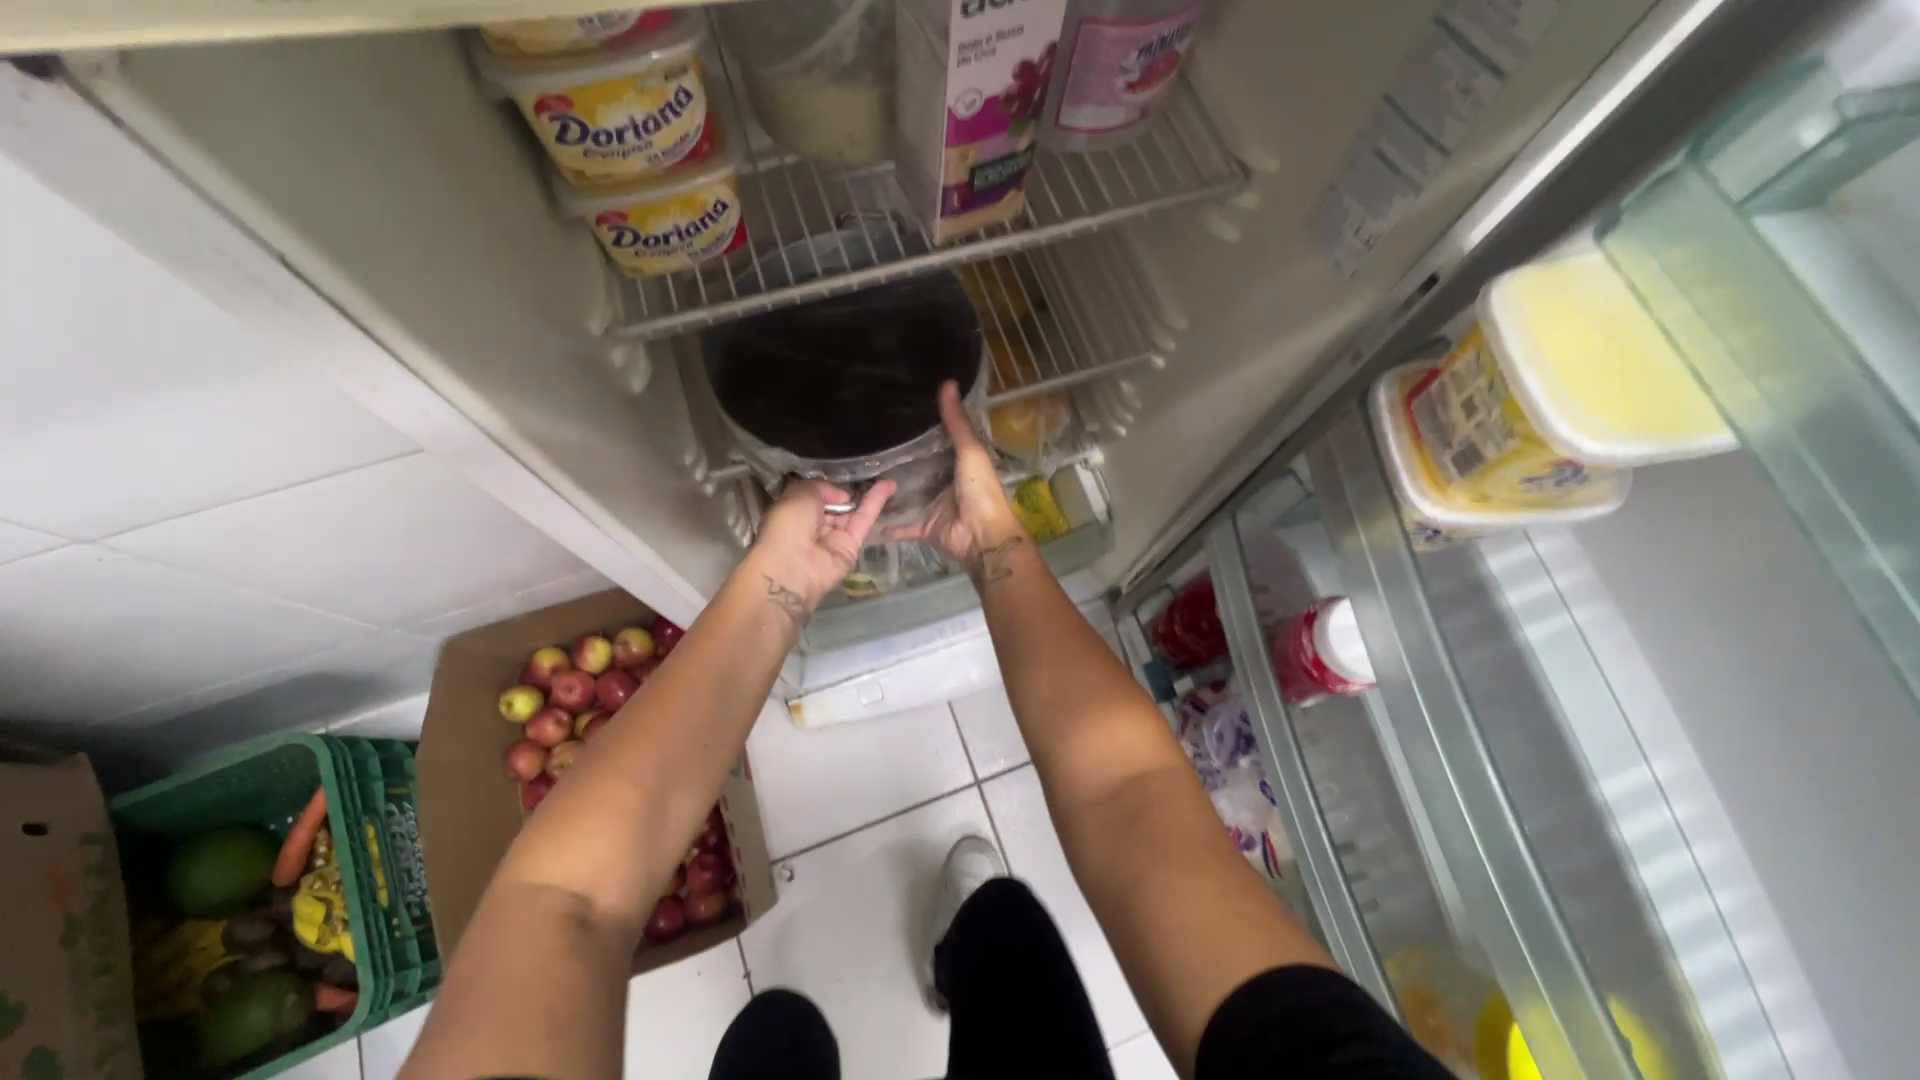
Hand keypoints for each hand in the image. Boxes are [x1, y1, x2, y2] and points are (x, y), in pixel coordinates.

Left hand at [747, 478, 895, 616]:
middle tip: (868, 472)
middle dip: (849, 490)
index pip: (815, 495)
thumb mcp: (800, 493)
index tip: (843, 473)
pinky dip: (876, 502)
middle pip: (835, 504)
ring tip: (886, 475)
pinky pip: (864, 520)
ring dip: (868, 494)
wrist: (795, 566)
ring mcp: (834, 537)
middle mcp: (813, 525)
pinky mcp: (852, 546)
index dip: (829, 485)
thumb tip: (841, 496)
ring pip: (852, 512)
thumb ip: (821, 487)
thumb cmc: (789, 524)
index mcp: (794, 512)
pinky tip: (888, 486)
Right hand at [885, 381, 1023, 582]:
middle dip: (901, 460)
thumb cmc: (980, 491)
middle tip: (870, 442)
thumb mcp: (970, 451)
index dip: (924, 429)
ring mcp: (935, 507)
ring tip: (862, 475)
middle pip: (922, 469)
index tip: (898, 412)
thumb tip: (947, 382)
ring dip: (892, 490)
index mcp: (961, 463)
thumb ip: (957, 422)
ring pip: (909, 496)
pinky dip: (889, 525)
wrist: (982, 537)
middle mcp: (947, 483)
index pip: (941, 443)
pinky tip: (868, 517)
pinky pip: (904, 526)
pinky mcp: (925, 527)